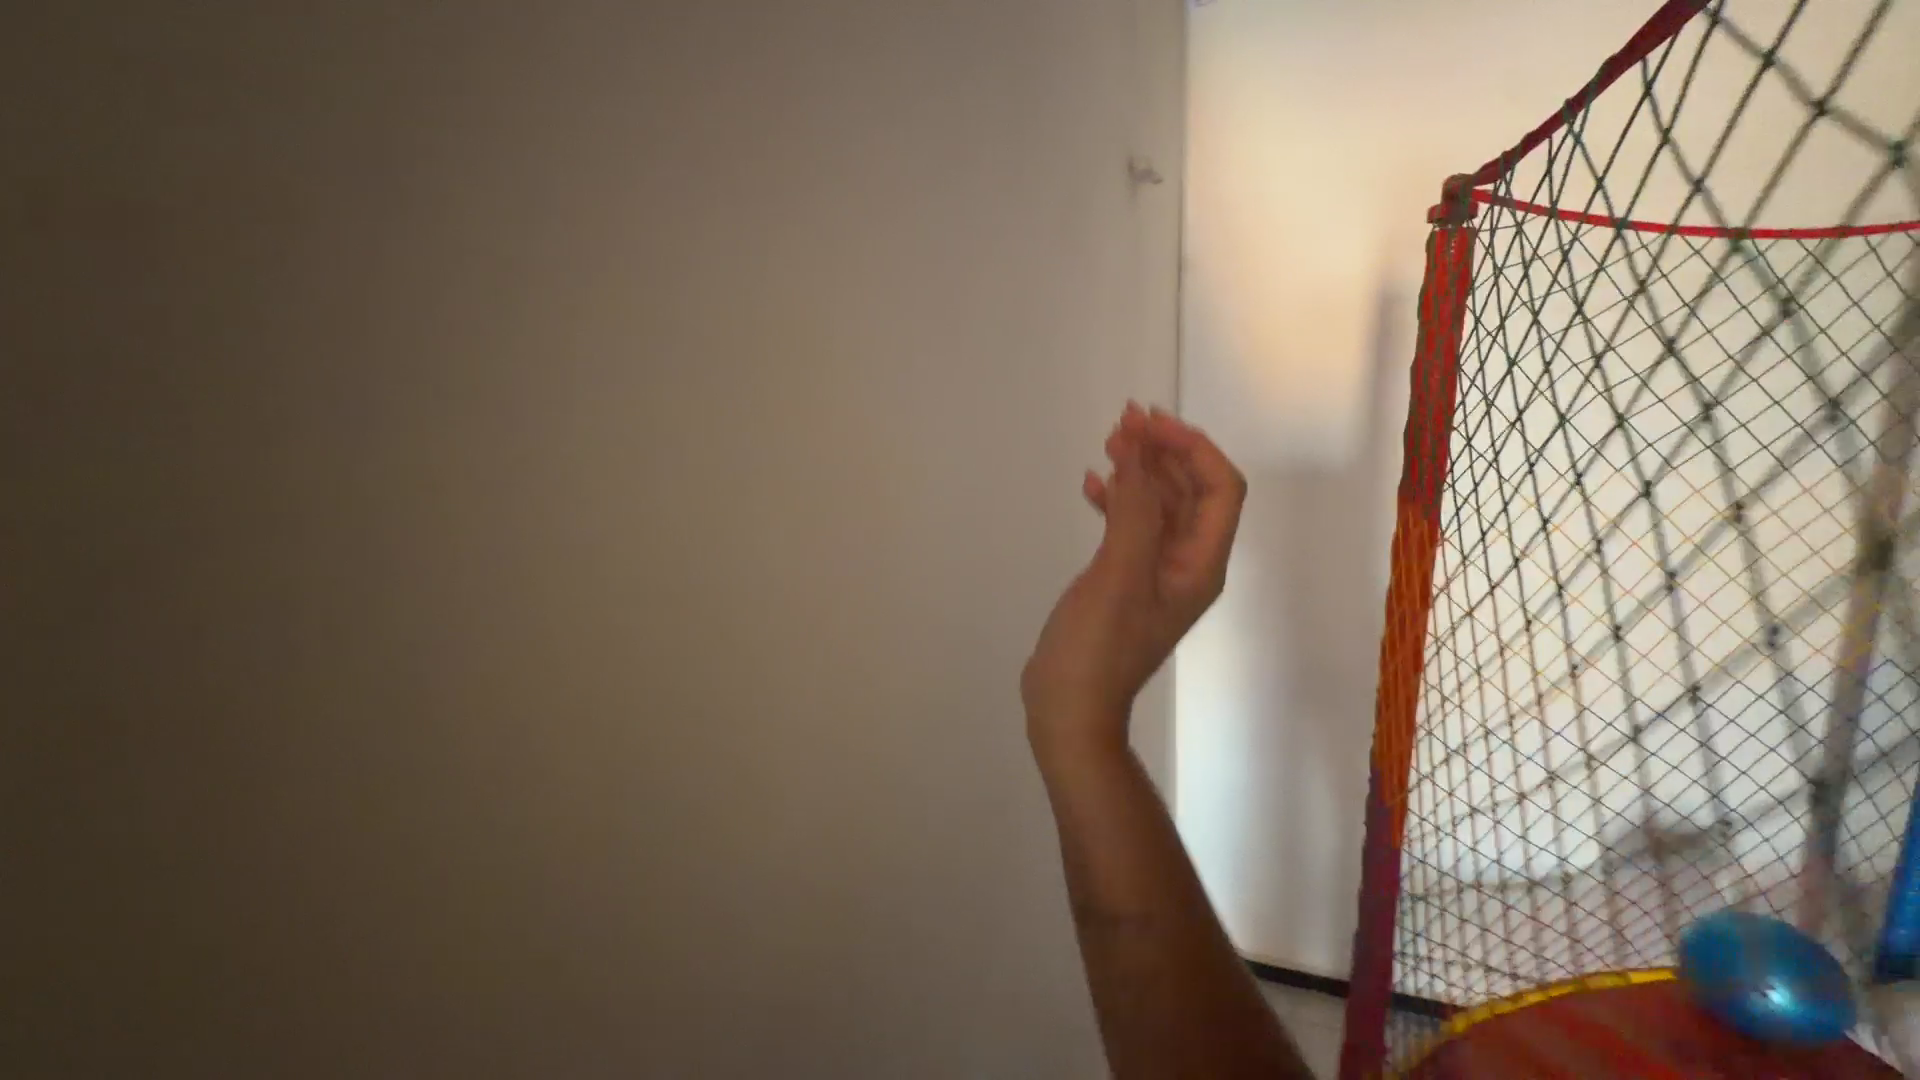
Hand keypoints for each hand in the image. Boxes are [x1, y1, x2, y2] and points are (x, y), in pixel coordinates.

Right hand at [1021, 403, 1247, 755]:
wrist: (1069, 708)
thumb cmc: (1098, 647)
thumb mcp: (1119, 574)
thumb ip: (1134, 510)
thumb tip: (1139, 450)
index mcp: (1200, 563)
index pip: (1220, 488)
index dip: (1192, 448)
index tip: (1149, 425)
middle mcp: (1186, 564)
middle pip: (1191, 491)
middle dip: (1164, 451)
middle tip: (1125, 420)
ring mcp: (1154, 573)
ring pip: (1159, 505)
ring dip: (1139, 470)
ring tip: (1108, 442)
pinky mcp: (1124, 580)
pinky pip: (1130, 526)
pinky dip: (1115, 499)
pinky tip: (1091, 485)